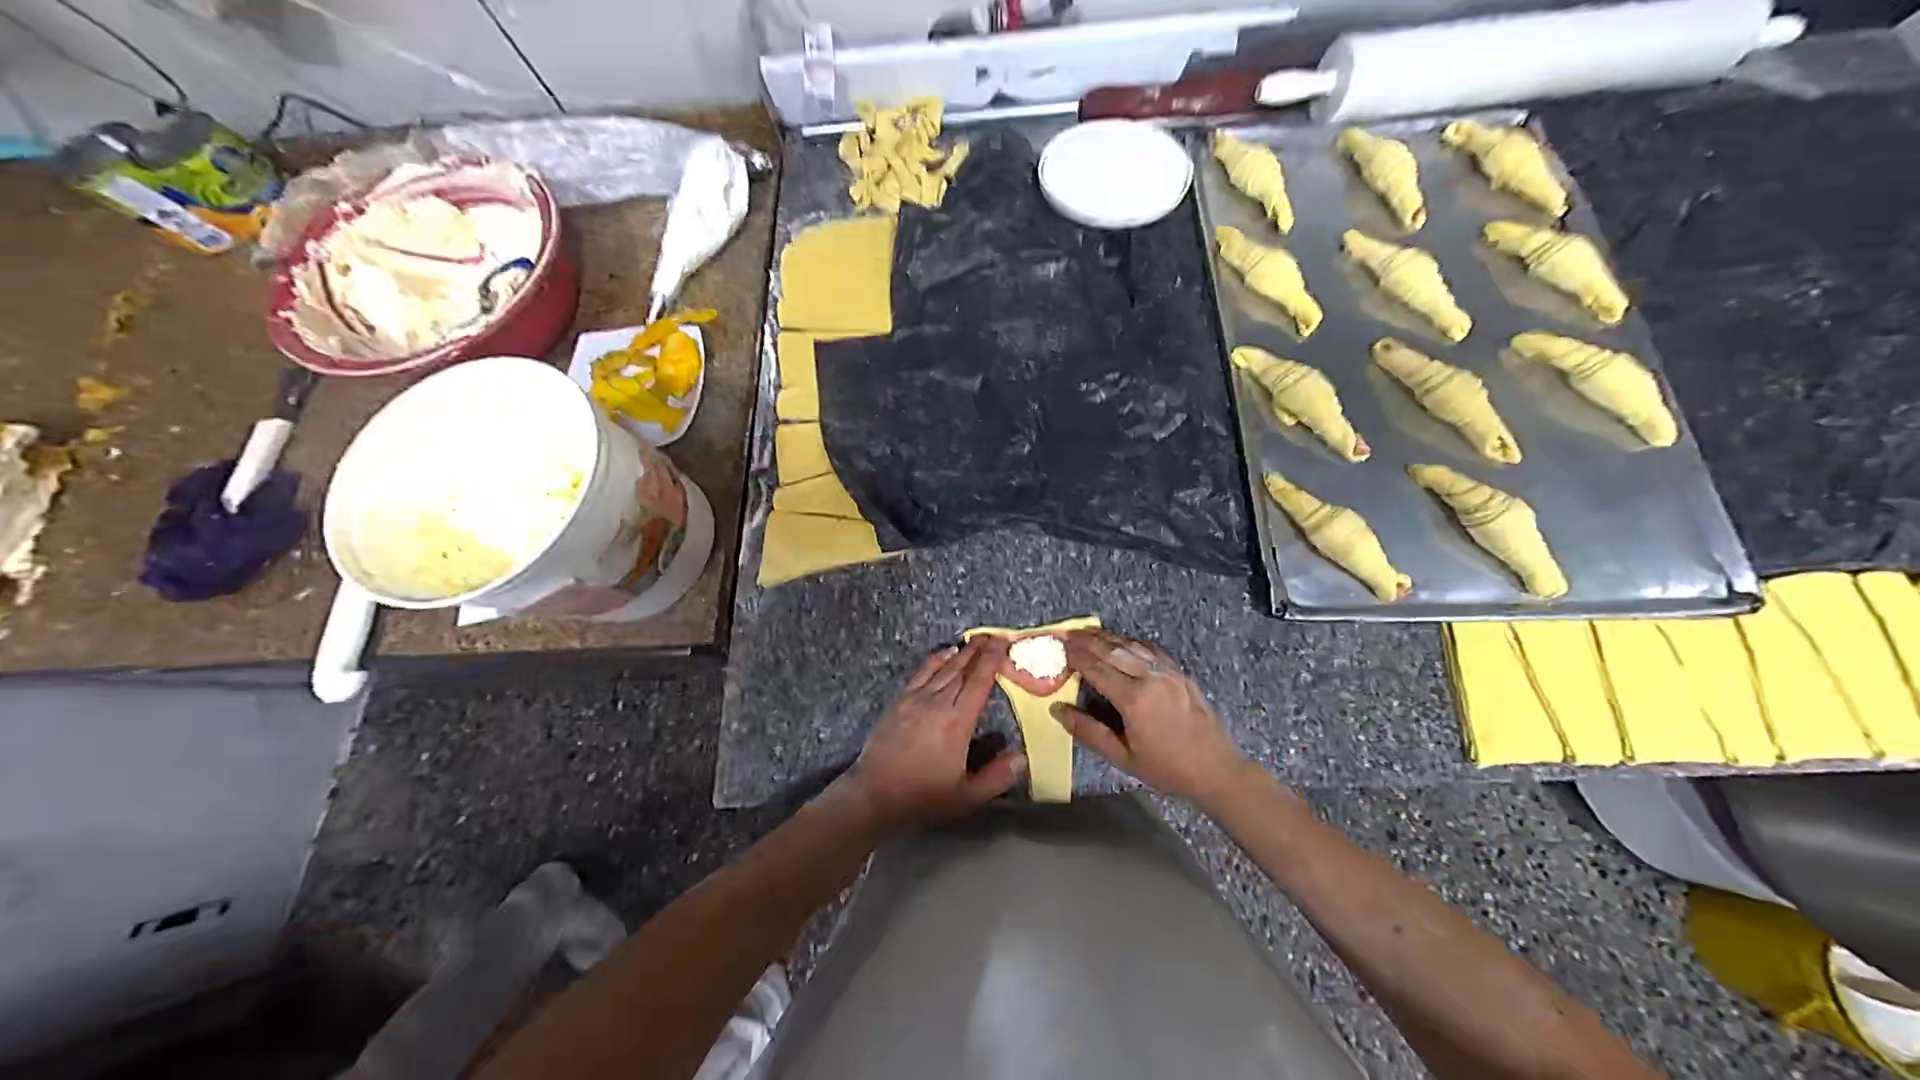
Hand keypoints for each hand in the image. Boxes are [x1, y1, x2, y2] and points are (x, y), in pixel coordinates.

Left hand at [840, 636, 1025, 830]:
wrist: (874, 795)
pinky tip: (944, 654)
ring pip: (943, 669)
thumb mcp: (967, 796)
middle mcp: (938, 703)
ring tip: (974, 641)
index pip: (979, 683)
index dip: (992, 661)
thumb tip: (1021, 756)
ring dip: (960, 653)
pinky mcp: (899, 702)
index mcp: (957, 722)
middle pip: (962, 669)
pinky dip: (935, 660)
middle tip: (993, 635)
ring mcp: (916, 700)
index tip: (1003, 643)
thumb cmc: (923, 797)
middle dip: (979, 651)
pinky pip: (921, 673)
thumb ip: (997, 776)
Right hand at [1055, 630, 1251, 803]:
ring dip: (1107, 637)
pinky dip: (1131, 642)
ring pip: (1131, 645)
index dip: (1076, 656)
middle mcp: (1151, 678)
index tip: (1059, 647)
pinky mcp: (1180, 673)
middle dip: (1087, 640)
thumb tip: (1058, 709)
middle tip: (1066, 634)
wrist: (1216, 769)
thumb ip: (1088, 731)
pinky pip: (1151, 649)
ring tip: (1087, 632)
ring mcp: (1168, 672)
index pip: (1096, 669)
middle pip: (1112, 650)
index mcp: (1134, 700)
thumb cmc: (1167, 768)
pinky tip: (1121, 641)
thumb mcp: (1122, 757)